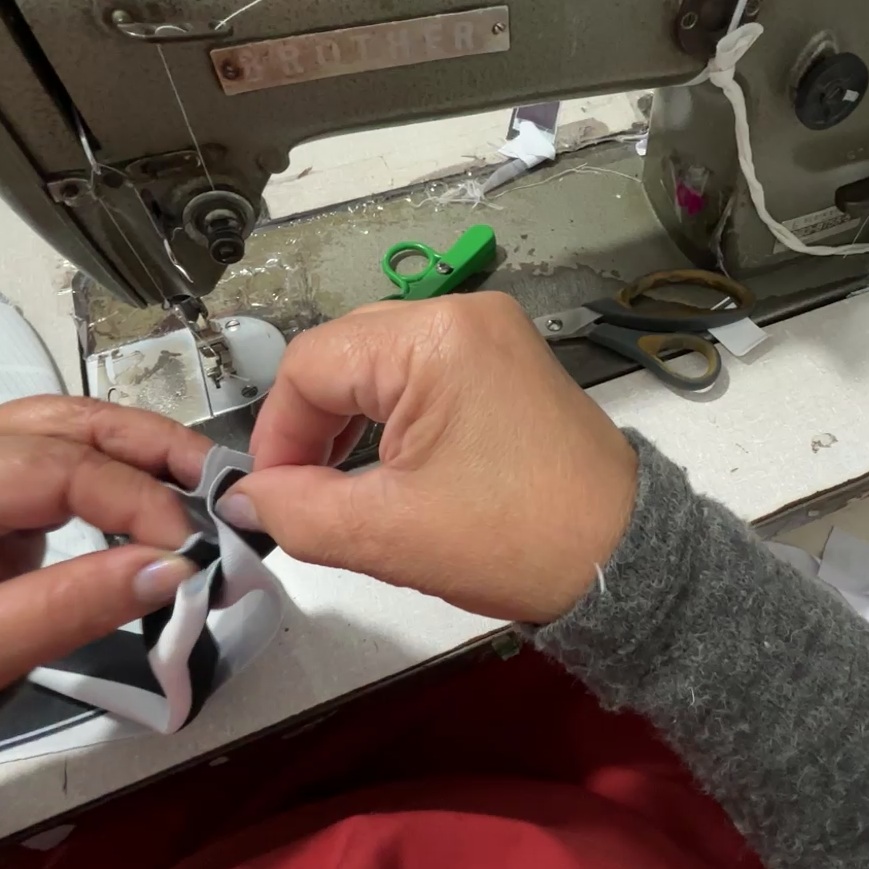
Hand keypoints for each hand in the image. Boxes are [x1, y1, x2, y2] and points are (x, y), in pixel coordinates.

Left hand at [0, 397, 212, 753]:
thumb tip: (179, 569)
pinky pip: (77, 462)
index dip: (138, 501)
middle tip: (228, 486)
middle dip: (159, 450)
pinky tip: (168, 498)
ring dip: (153, 456)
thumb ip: (71, 607)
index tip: (196, 551)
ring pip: (84, 431)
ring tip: (212, 486)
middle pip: (75, 424)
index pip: (55, 467)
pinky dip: (132, 477)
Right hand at [219, 293, 636, 623]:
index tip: (274, 496)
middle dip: (315, 423)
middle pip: (345, 353)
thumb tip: (246, 495)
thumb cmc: (513, 540)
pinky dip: (396, 410)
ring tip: (347, 479)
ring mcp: (494, 331)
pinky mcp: (510, 358)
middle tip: (310, 490)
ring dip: (353, 417)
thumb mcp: (388, 534)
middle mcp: (464, 313)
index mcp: (433, 338)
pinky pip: (426, 369)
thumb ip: (296, 510)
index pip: (310, 364)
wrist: (623, 554)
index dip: (279, 432)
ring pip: (383, 361)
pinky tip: (394, 456)